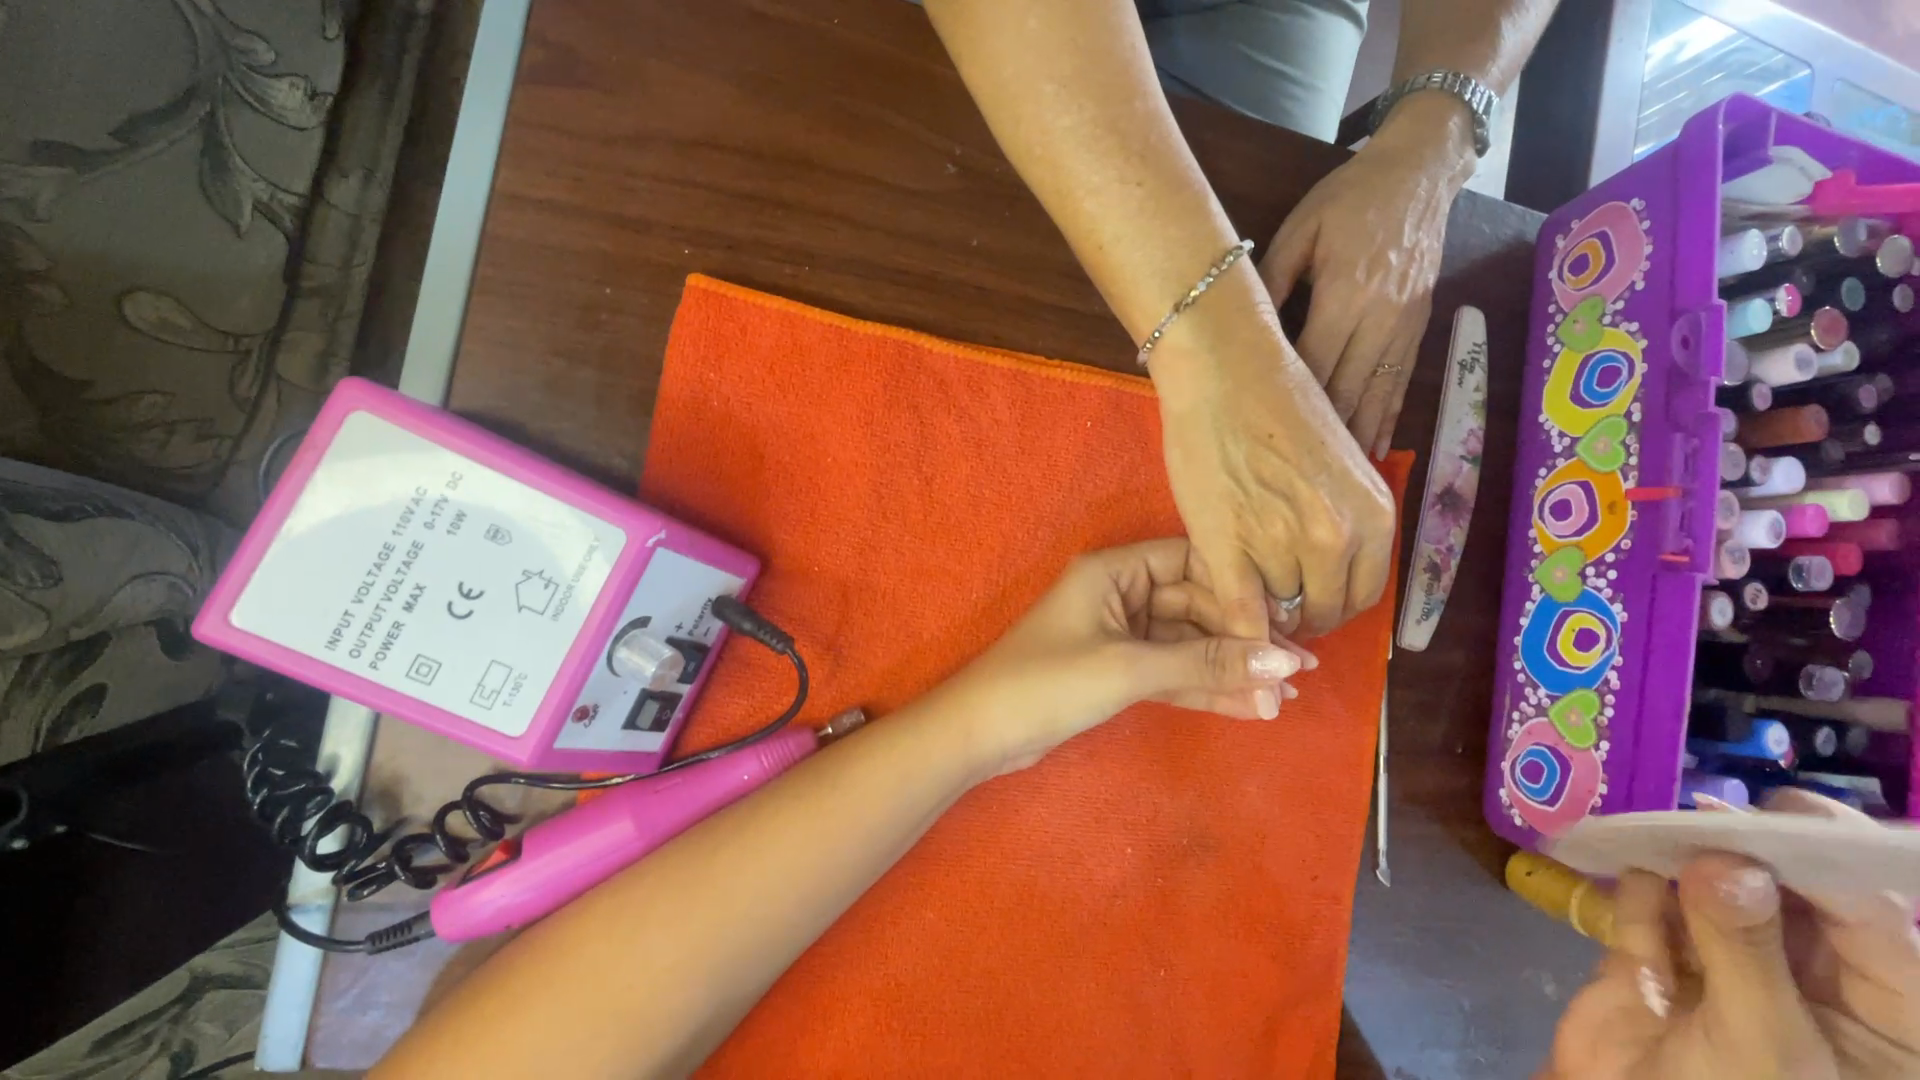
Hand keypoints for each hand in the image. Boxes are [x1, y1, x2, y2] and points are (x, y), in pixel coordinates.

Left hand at [933, 538, 1315, 773]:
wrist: (981, 734)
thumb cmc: (1047, 684)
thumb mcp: (1128, 669)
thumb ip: (1205, 663)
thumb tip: (1283, 663)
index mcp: (1114, 571)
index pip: (1192, 563)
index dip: (1239, 590)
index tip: (1288, 621)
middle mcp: (1120, 594)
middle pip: (1196, 607)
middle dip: (1243, 640)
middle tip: (1299, 671)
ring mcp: (1120, 635)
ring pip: (1188, 645)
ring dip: (1231, 669)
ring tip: (1287, 696)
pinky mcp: (1118, 672)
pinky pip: (1172, 672)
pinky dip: (1205, 688)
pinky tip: (1250, 707)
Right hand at [1151, 287, 1396, 637]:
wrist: (1223, 371)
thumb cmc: (1280, 402)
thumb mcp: (1341, 465)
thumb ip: (1343, 519)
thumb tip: (1323, 566)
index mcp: (1374, 515)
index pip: (1364, 595)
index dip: (1333, 605)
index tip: (1309, 603)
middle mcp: (1338, 539)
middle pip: (1322, 611)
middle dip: (1299, 617)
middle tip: (1272, 606)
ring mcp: (1281, 547)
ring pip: (1277, 611)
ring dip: (1261, 608)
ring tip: (1241, 589)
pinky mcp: (1228, 549)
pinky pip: (1240, 614)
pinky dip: (1237, 630)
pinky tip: (1227, 625)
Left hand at [1260, 94, 1472, 459]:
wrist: (1421, 171)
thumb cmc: (1348, 198)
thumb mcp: (1299, 231)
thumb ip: (1271, 282)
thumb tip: (1242, 326)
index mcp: (1346, 293)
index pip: (1312, 361)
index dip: (1289, 401)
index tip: (1264, 437)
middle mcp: (1380, 318)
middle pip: (1344, 388)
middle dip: (1319, 435)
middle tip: (1291, 476)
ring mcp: (1405, 326)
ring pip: (1376, 394)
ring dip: (1353, 439)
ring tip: (1330, 481)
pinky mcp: (1420, 328)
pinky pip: (1400, 383)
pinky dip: (1386, 419)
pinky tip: (1373, 450)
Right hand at [1544, 790, 1919, 1078]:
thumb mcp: (1758, 1047)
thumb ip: (1746, 952)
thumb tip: (1725, 861)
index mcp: (1885, 1016)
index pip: (1880, 924)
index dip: (1836, 867)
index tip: (1784, 818)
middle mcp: (1816, 978)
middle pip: (1799, 893)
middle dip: (1754, 852)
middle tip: (1714, 813)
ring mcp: (1731, 959)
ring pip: (1719, 886)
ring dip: (1685, 864)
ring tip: (1660, 840)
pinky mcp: (1660, 949)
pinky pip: (1653, 900)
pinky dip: (1639, 893)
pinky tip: (1629, 899)